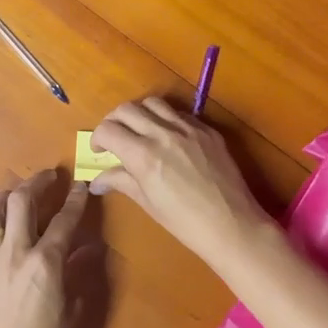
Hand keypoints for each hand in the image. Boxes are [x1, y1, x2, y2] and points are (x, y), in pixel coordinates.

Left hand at [0, 170, 96, 327]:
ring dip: (4, 197)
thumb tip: (84, 249)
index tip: (81, 184)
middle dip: (37, 182)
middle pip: (22, 200)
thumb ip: (77, 272)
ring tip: (16, 195)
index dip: (75, 198)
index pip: (64, 219)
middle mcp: (16, 252)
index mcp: (46, 262)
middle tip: (48, 176)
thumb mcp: (72, 305)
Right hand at [88, 97, 272, 268]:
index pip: (108, 129)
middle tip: (115, 138)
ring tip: (141, 130)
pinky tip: (168, 137)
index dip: (97, 138)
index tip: (100, 151)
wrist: (231, 224)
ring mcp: (188, 128)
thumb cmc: (184, 222)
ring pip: (153, 103)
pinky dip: (166, 118)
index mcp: (143, 155)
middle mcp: (163, 134)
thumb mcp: (147, 202)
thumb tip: (96, 181)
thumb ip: (121, 181)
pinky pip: (179, 113)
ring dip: (139, 113)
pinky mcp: (207, 130)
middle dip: (114, 121)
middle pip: (126, 109)